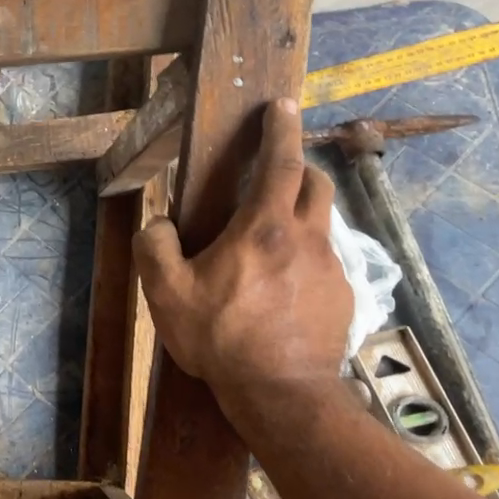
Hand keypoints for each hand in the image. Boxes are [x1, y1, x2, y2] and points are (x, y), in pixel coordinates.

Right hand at [133, 98, 351, 395]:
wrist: (281, 392)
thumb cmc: (220, 337)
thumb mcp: (166, 293)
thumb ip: (155, 248)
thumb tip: (158, 224)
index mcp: (263, 229)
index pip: (281, 163)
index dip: (280, 130)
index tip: (280, 105)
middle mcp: (307, 239)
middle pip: (316, 183)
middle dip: (298, 167)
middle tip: (274, 172)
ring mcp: (332, 268)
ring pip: (323, 222)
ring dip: (301, 212)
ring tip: (270, 236)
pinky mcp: (343, 296)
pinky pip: (325, 259)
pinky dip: (304, 255)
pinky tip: (281, 285)